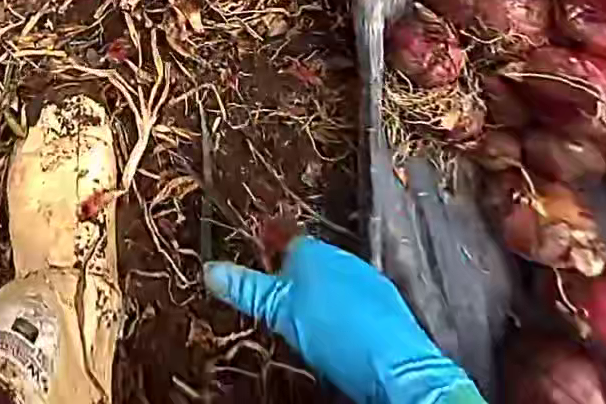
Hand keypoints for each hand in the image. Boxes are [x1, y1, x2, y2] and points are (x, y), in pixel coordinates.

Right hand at [204, 237, 478, 403]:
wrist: (396, 364)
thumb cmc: (333, 332)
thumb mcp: (280, 314)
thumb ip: (246, 290)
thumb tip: (209, 269)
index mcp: (310, 251)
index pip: (284, 241)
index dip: (271, 252)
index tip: (261, 263)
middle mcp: (338, 254)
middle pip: (309, 258)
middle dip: (295, 274)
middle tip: (281, 300)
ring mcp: (365, 276)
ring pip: (333, 276)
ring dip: (320, 290)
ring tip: (309, 318)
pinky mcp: (385, 300)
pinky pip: (356, 294)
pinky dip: (344, 306)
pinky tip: (341, 330)